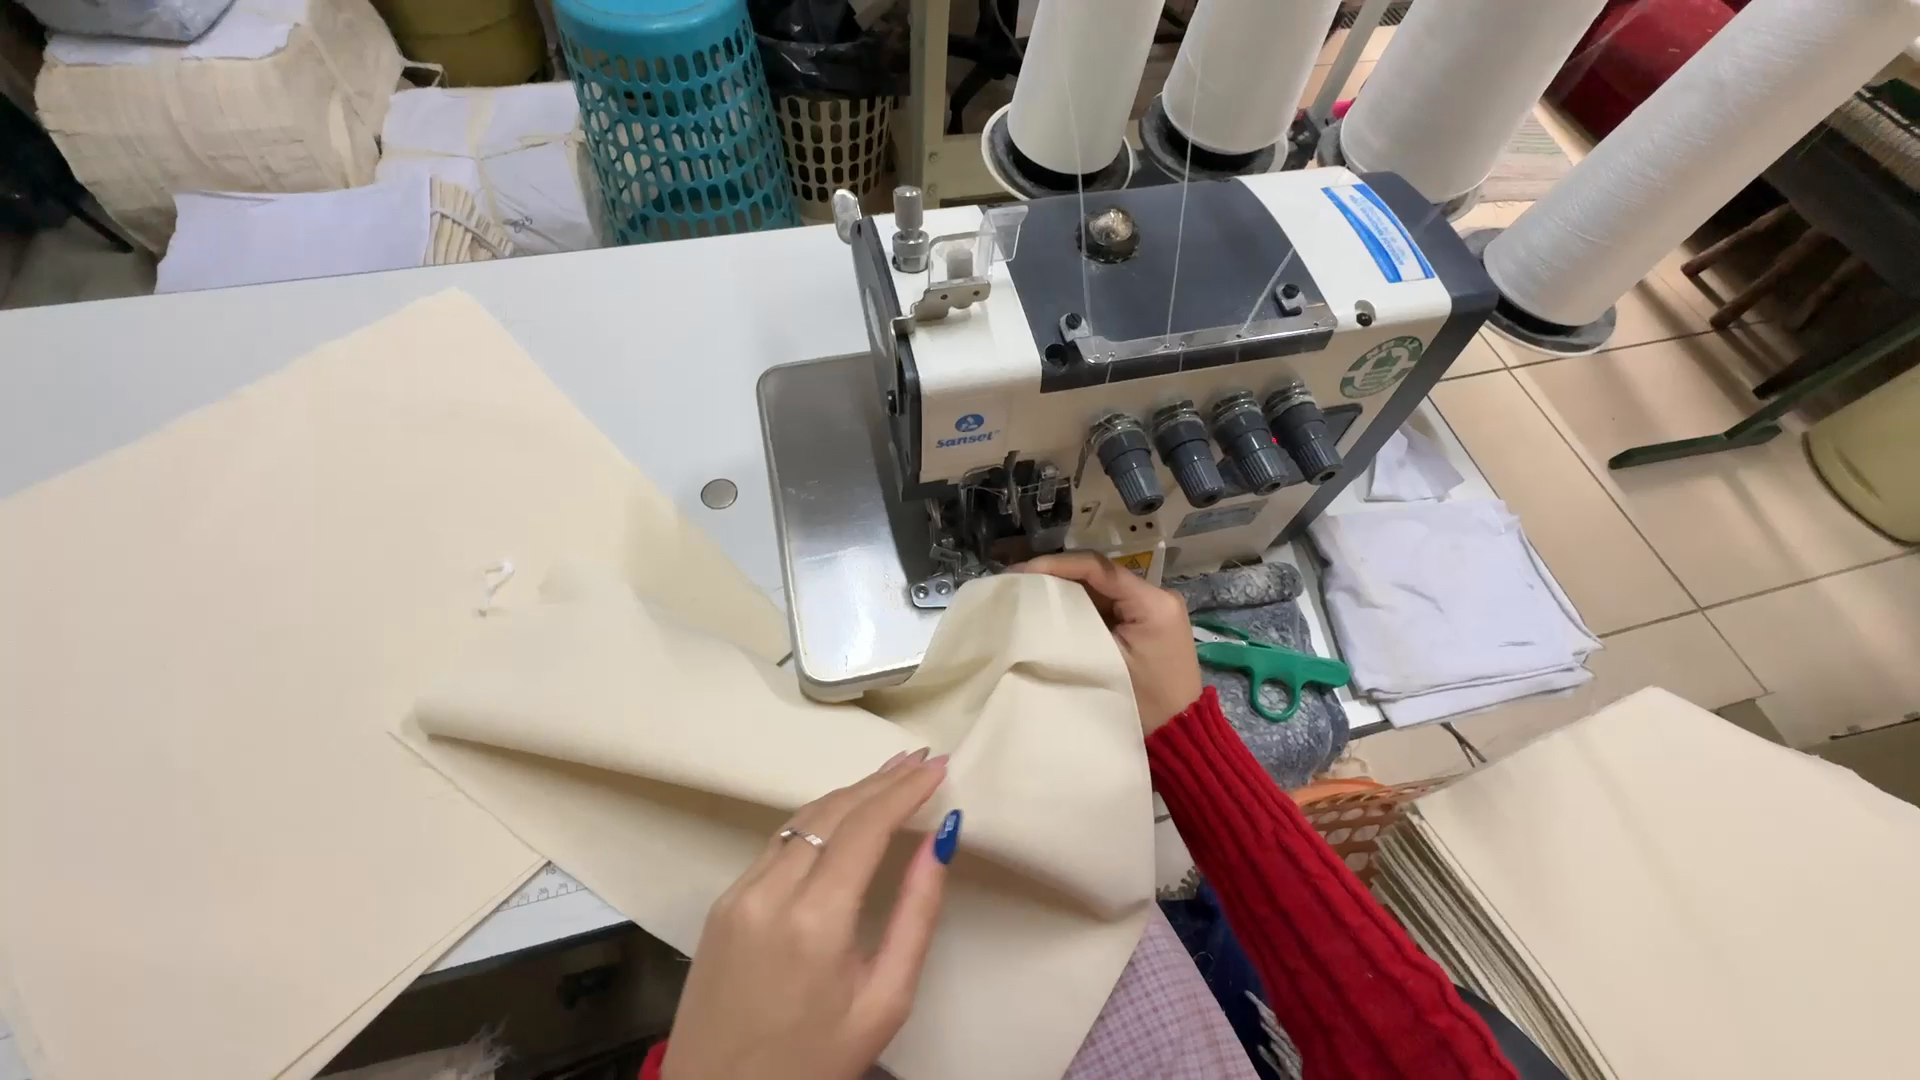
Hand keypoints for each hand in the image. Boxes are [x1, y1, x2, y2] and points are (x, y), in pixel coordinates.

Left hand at [662, 750, 959, 1079]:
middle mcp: (771, 891)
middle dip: (881, 780)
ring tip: (892, 774)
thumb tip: (940, 841)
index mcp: (815, 920)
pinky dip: (820, 818)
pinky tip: (845, 812)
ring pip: (803, 819)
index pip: (866, 827)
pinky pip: (780, 842)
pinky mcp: (724, 900)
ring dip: (850, 792)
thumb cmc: (815, 1061)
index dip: (904, 790)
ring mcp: (740, 891)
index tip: (939, 765)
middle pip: (834, 811)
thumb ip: (916, 914)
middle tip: (922, 759)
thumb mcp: (885, 1000)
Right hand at [1014, 553, 1201, 734]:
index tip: (1022, 571)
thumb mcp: (1106, 661)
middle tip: (1018, 579)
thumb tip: (1037, 606)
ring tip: (1029, 589)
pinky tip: (1054, 607)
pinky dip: (1081, 604)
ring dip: (1068, 588)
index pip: (1099, 568)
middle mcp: (1158, 595)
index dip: (1058, 565)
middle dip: (1058, 575)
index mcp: (1153, 602)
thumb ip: (1075, 627)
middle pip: (1099, 574)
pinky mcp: (1147, 620)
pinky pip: (1109, 603)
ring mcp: (1154, 607)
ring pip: (1102, 587)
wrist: (1179, 732)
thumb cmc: (1144, 701)